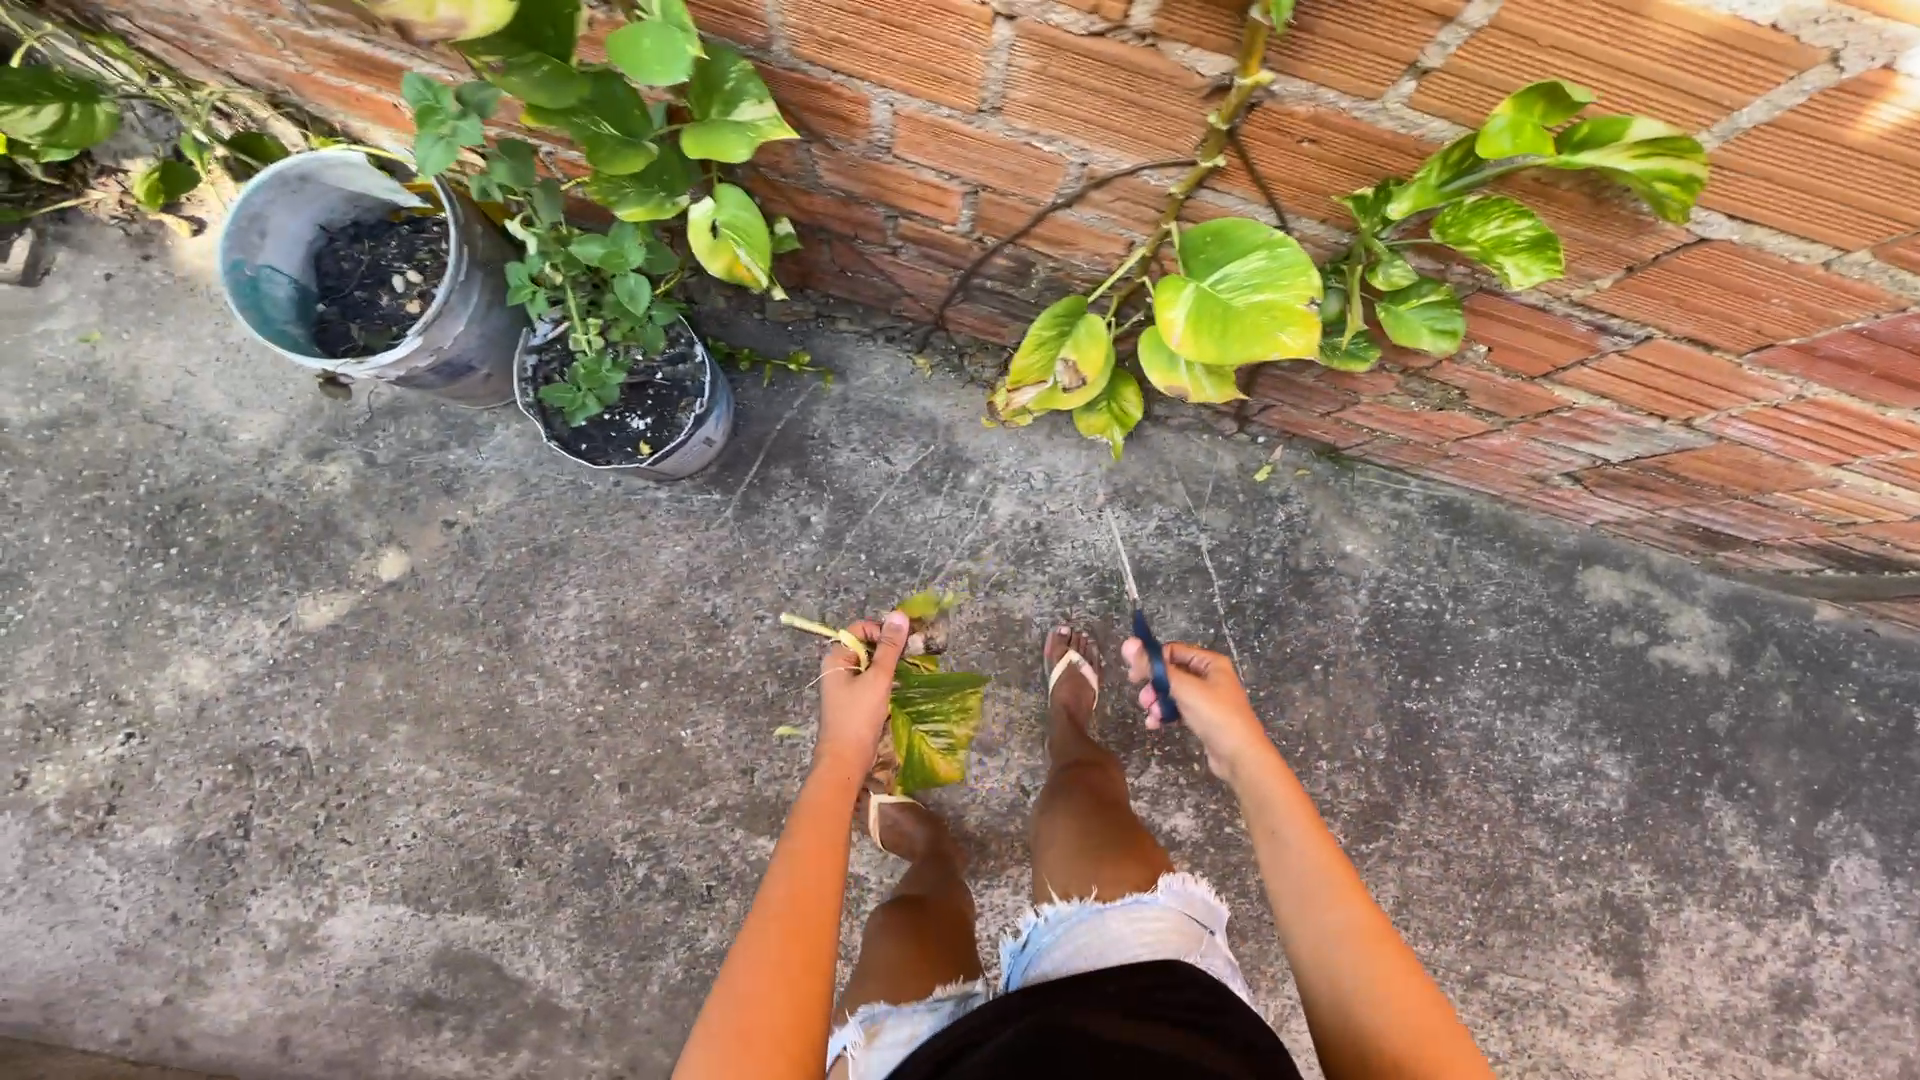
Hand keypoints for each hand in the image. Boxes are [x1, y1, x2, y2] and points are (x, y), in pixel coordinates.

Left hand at [814, 611, 910, 776]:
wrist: (845, 760)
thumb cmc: (858, 716)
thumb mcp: (878, 678)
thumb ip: (889, 647)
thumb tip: (900, 614)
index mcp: (836, 657)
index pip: (860, 629)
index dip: (881, 630)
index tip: (903, 642)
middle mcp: (837, 667)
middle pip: (865, 645)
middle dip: (889, 647)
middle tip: (913, 653)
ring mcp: (845, 684)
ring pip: (870, 663)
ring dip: (890, 663)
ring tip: (911, 668)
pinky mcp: (854, 699)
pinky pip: (871, 680)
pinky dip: (886, 678)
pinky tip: (901, 683)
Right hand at [1122, 638, 1277, 785]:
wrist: (1240, 756)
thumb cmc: (1215, 715)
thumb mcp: (1183, 687)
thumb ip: (1154, 667)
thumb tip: (1128, 644)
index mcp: (1210, 662)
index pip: (1173, 651)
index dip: (1152, 660)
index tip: (1134, 675)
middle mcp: (1209, 676)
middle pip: (1171, 672)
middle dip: (1154, 685)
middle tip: (1142, 698)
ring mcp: (1207, 698)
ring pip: (1172, 692)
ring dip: (1157, 701)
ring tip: (1151, 714)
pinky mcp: (1203, 717)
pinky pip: (1178, 709)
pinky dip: (1165, 714)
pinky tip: (1155, 724)